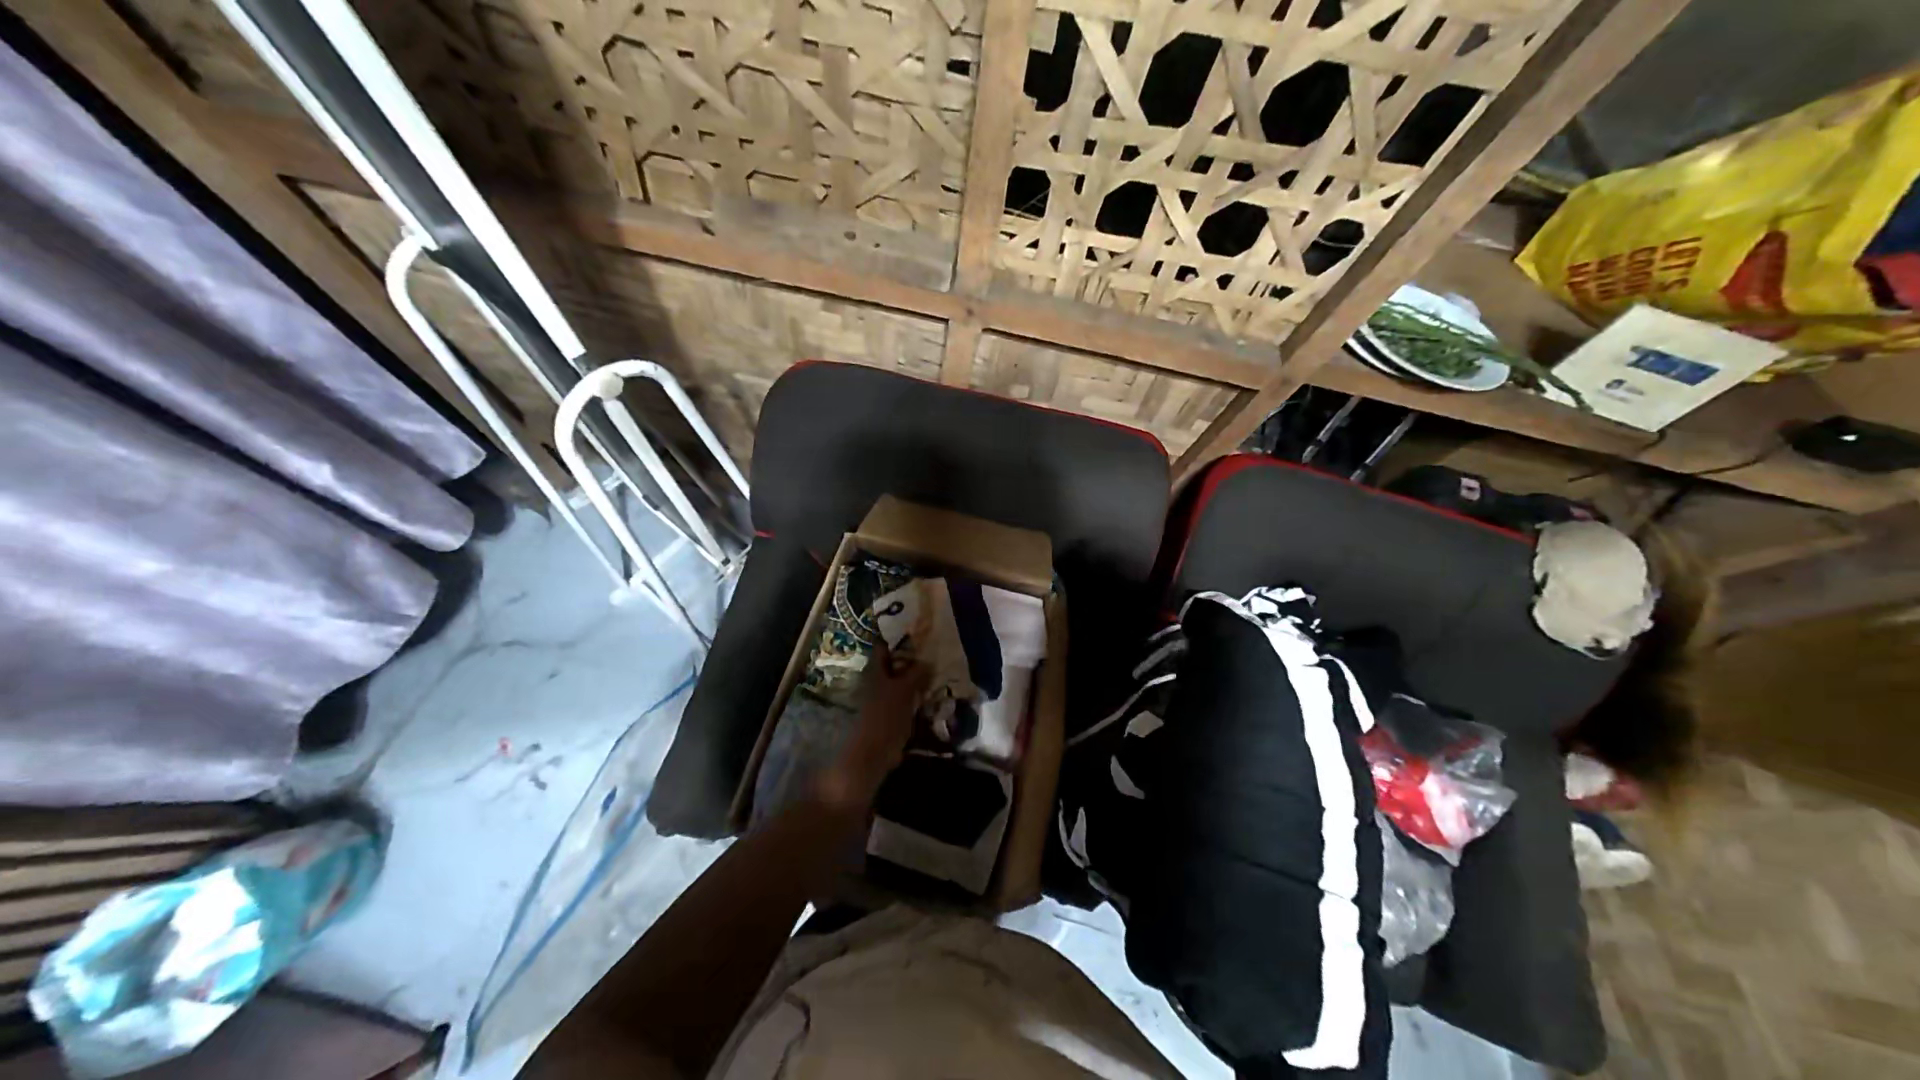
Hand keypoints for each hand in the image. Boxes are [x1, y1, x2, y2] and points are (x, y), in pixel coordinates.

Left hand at [815, 644, 926, 812]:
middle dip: (911, 660)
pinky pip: (904, 702)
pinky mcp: (887, 719)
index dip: (898, 637)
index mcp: (874, 671)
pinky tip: (931, 699)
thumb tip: (927, 660)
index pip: (883, 646)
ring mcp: (879, 702)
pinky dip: (916, 698)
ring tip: (938, 675)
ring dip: (915, 680)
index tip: (918, 632)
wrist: (869, 759)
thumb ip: (915, 675)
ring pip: (899, 683)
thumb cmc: (884, 719)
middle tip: (935, 654)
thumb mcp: (903, 692)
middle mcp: (874, 683)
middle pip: (893, 665)